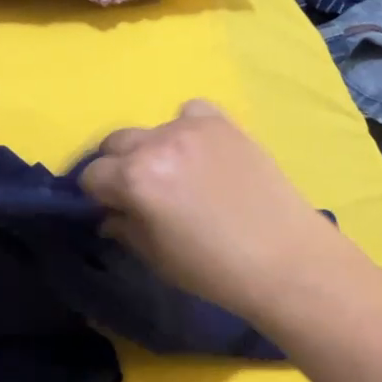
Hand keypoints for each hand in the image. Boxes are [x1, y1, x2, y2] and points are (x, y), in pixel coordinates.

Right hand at [80, 100, 362, 320]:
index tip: (112, 209)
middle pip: (115, 143)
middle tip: (140, 193)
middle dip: (118, 167)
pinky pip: (190, 112)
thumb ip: (123, 227)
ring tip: (176, 174)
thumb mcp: (154, 255)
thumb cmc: (214, 269)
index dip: (97, 195)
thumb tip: (109, 214)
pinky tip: (201, 152)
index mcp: (134, 178)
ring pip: (151, 129)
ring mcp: (192, 127)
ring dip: (152, 150)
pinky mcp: (223, 123)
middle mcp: (156, 143)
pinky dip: (187, 127)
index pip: (92, 174)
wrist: (289, 262)